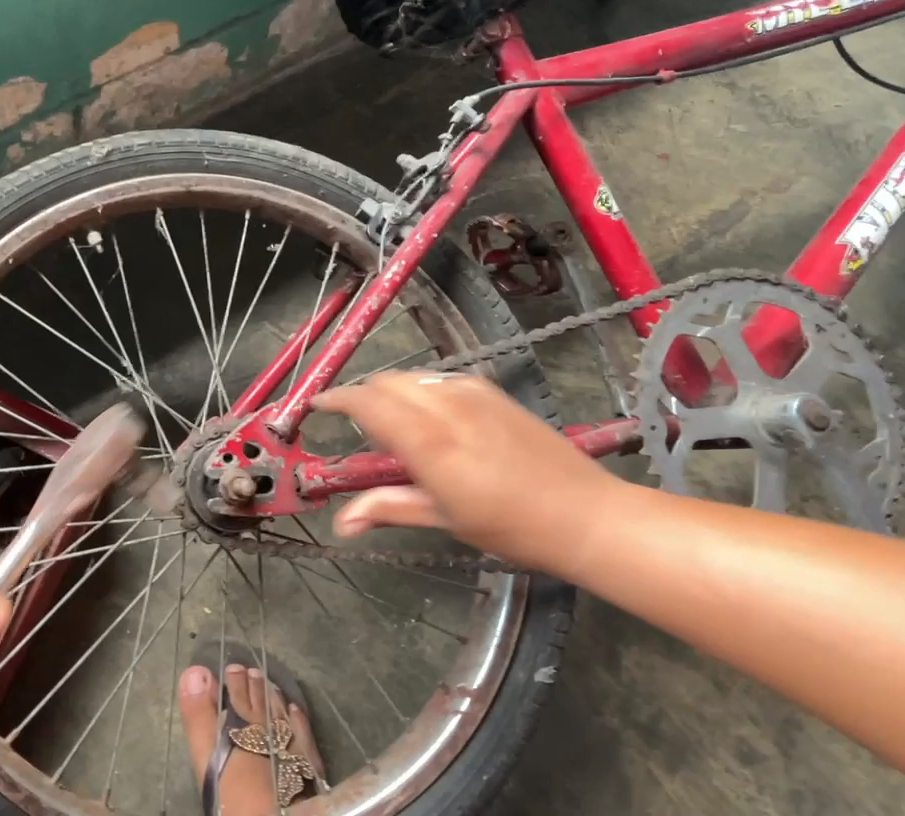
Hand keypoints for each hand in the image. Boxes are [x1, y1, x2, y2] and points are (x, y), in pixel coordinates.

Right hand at [313, 371, 625, 568]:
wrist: (586, 515)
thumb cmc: (512, 528)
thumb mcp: (445, 520)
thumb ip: (388, 508)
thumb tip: (342, 523)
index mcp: (429, 442)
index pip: (367, 402)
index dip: (336, 399)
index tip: (318, 405)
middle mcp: (447, 407)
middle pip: (386, 382)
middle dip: (363, 396)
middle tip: (361, 428)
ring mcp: (473, 394)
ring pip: (413, 377)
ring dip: (392, 392)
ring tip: (397, 426)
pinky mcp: (492, 391)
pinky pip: (440, 379)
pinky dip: (420, 391)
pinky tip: (432, 418)